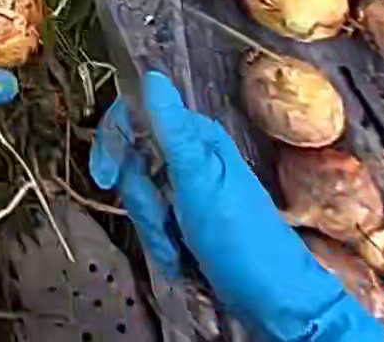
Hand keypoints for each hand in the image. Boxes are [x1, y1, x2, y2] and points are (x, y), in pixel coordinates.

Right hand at [90, 71, 383, 341]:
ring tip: (175, 248)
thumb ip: (172, 128)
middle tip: (160, 218)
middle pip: (132, 156)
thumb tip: (152, 74)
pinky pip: (152, 217)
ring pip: (139, 190)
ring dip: (150, 224)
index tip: (104, 175)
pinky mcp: (186, 217)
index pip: (135, 114)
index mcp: (193, 135)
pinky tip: (176, 257)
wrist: (279, 309)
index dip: (113, 138)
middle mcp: (188, 153)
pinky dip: (158, 240)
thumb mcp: (200, 180)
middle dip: (139, 195)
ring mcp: (187, 187)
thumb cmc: (241, 239)